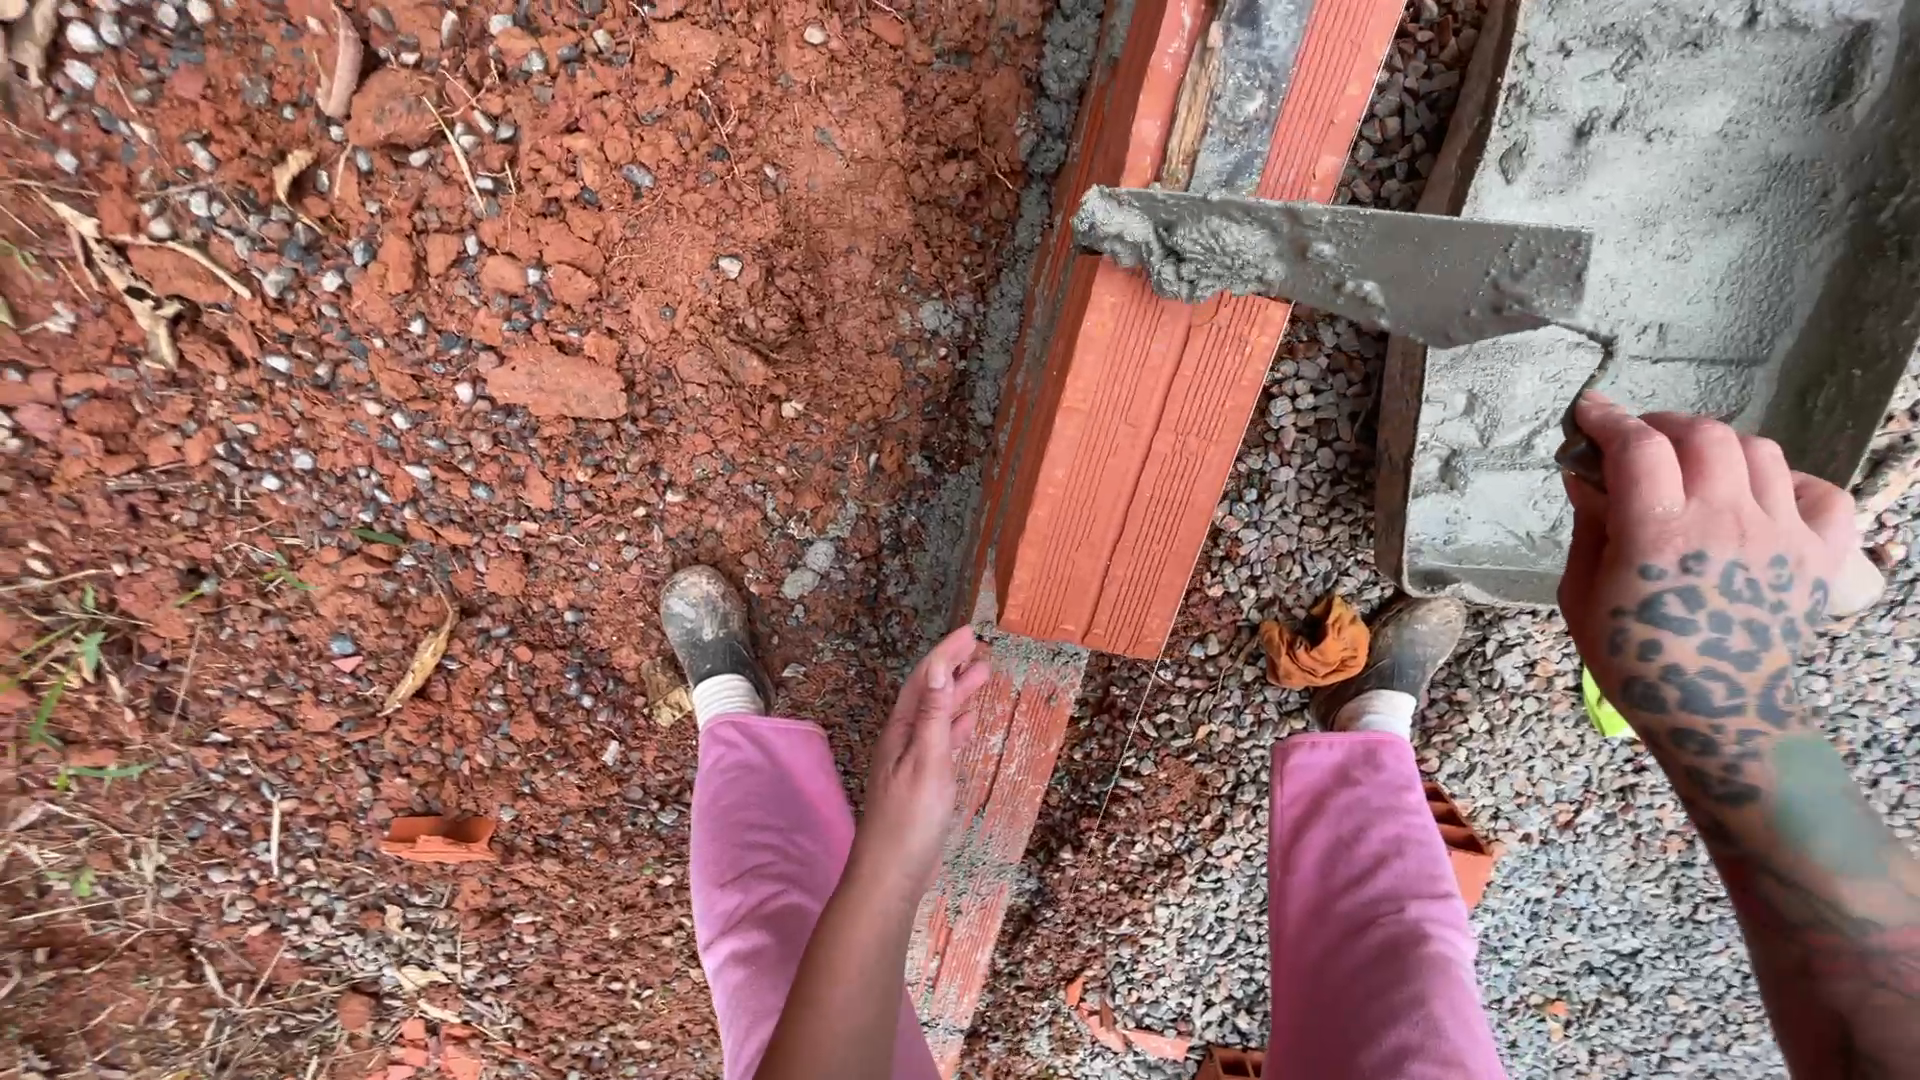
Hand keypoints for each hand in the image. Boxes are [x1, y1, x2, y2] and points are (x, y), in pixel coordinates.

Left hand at [848, 626, 991, 897]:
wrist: (891, 876)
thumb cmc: (910, 819)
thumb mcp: (927, 762)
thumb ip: (935, 716)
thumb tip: (939, 667)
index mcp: (900, 730)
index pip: (925, 680)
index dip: (946, 654)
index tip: (971, 633)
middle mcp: (902, 740)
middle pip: (930, 693)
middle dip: (953, 668)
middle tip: (980, 647)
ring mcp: (910, 761)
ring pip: (937, 716)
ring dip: (958, 694)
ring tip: (983, 676)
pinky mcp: (921, 782)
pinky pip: (941, 741)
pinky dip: (956, 727)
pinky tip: (969, 724)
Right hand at [1559, 396, 1856, 746]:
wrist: (1715, 707)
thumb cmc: (1628, 652)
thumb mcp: (1578, 590)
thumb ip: (1589, 526)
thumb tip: (1586, 477)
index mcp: (1656, 534)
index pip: (1637, 448)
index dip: (1608, 420)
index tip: (1587, 409)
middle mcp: (1725, 520)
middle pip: (1702, 435)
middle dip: (1659, 424)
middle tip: (1632, 440)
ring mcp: (1783, 534)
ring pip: (1758, 451)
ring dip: (1714, 445)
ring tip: (1688, 464)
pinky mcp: (1822, 553)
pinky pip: (1820, 490)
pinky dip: (1784, 480)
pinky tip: (1756, 494)